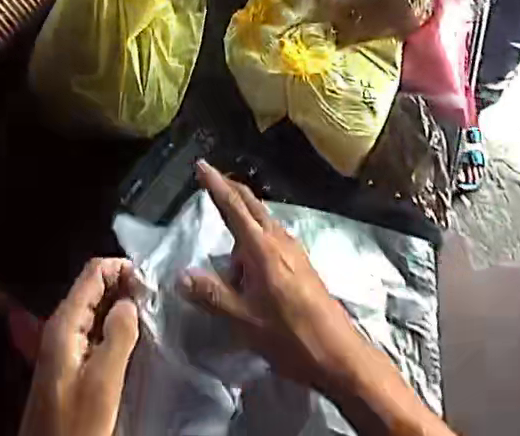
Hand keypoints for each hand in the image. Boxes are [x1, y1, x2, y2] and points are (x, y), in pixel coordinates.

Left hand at [20, 258, 143, 435]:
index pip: (93, 271)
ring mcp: (63, 345)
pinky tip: (131, 339)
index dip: (121, 269)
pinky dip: (113, 326)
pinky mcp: (69, 364)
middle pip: (94, 287)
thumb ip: (118, 335)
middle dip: (123, 286)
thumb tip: (131, 299)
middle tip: (153, 301)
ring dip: (120, 306)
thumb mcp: (102, 382)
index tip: (149, 284)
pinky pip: (93, 330)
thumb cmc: (75, 426)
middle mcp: (61, 326)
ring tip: (147, 317)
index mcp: (64, 323)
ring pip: (95, 308)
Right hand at [181, 161, 373, 396]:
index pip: (233, 206)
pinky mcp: (300, 262)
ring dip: (242, 219)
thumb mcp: (244, 320)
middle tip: (210, 181)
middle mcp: (278, 239)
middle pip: (250, 203)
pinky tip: (249, 264)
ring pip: (262, 221)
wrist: (338, 354)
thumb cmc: (290, 335)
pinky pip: (271, 236)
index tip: (201, 165)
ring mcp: (293, 249)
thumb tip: (181, 276)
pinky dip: (254, 237)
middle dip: (230, 189)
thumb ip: (212, 295)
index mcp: (261, 247)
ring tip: (227, 245)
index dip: (214, 184)